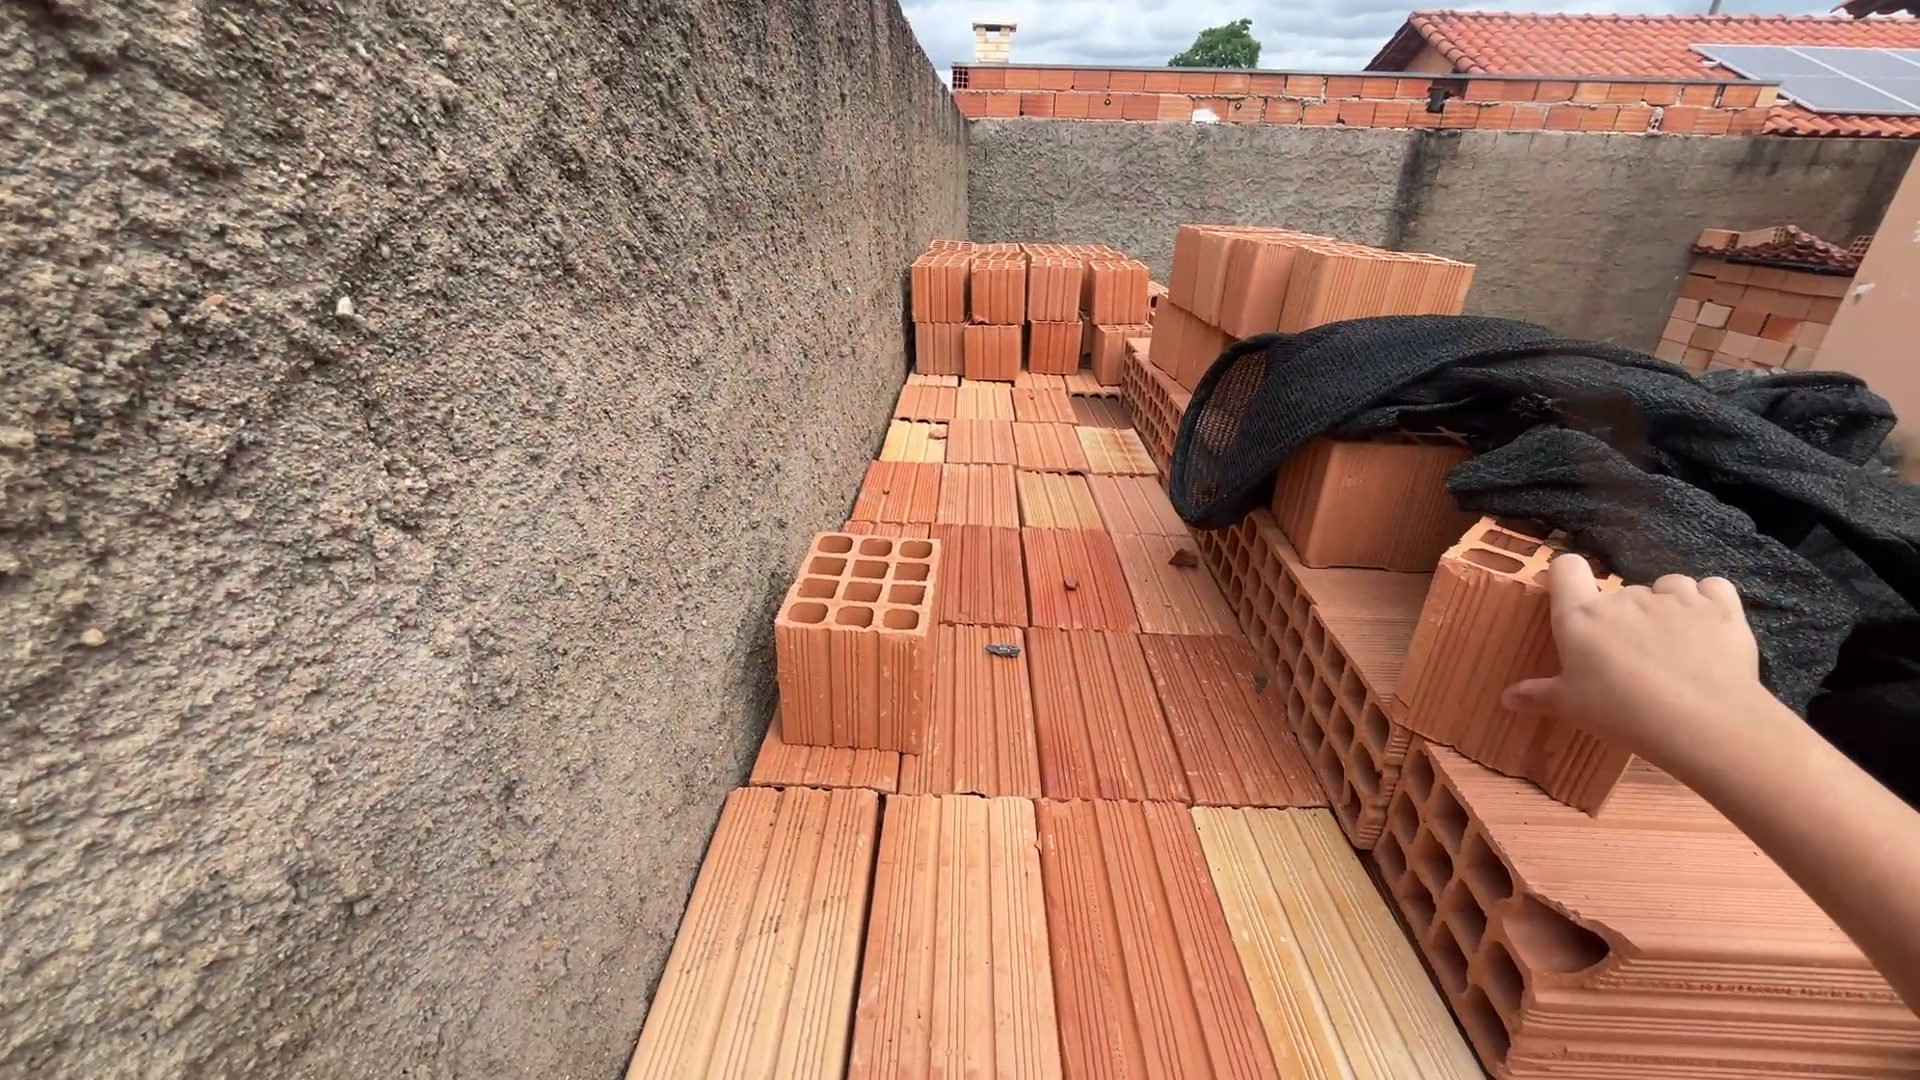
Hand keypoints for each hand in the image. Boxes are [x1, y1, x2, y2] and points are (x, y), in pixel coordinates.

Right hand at [1502, 555, 1772, 769]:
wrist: (1704, 722)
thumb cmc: (1620, 711)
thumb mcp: (1570, 706)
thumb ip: (1537, 695)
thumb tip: (1506, 698)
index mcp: (1580, 615)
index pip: (1565, 568)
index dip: (1566, 575)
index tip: (1571, 595)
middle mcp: (1624, 598)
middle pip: (1620, 588)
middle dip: (1625, 611)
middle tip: (1630, 647)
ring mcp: (1675, 600)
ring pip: (1667, 584)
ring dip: (1666, 601)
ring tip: (1672, 632)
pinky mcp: (1721, 610)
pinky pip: (1713, 586)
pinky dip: (1708, 598)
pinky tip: (1707, 620)